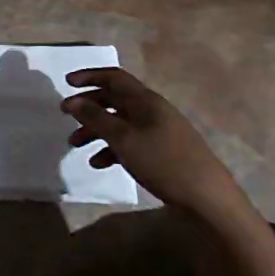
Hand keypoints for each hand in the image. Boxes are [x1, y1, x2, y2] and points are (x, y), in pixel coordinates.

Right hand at [62, 67, 245, 218]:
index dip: (90, 76)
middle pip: (116, 100)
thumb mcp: (124, 140)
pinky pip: (131, 142)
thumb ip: (97, 119)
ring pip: (121, 123)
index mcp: (146, 101)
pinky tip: (100, 164)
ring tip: (75, 145)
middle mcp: (152, 111)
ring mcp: (159, 132)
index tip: (67, 83)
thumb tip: (73, 100)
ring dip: (97, 130)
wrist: (208, 198)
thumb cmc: (163, 162)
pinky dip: (113, 149)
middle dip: (89, 106)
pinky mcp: (163, 152)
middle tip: (66, 116)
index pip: (115, 77)